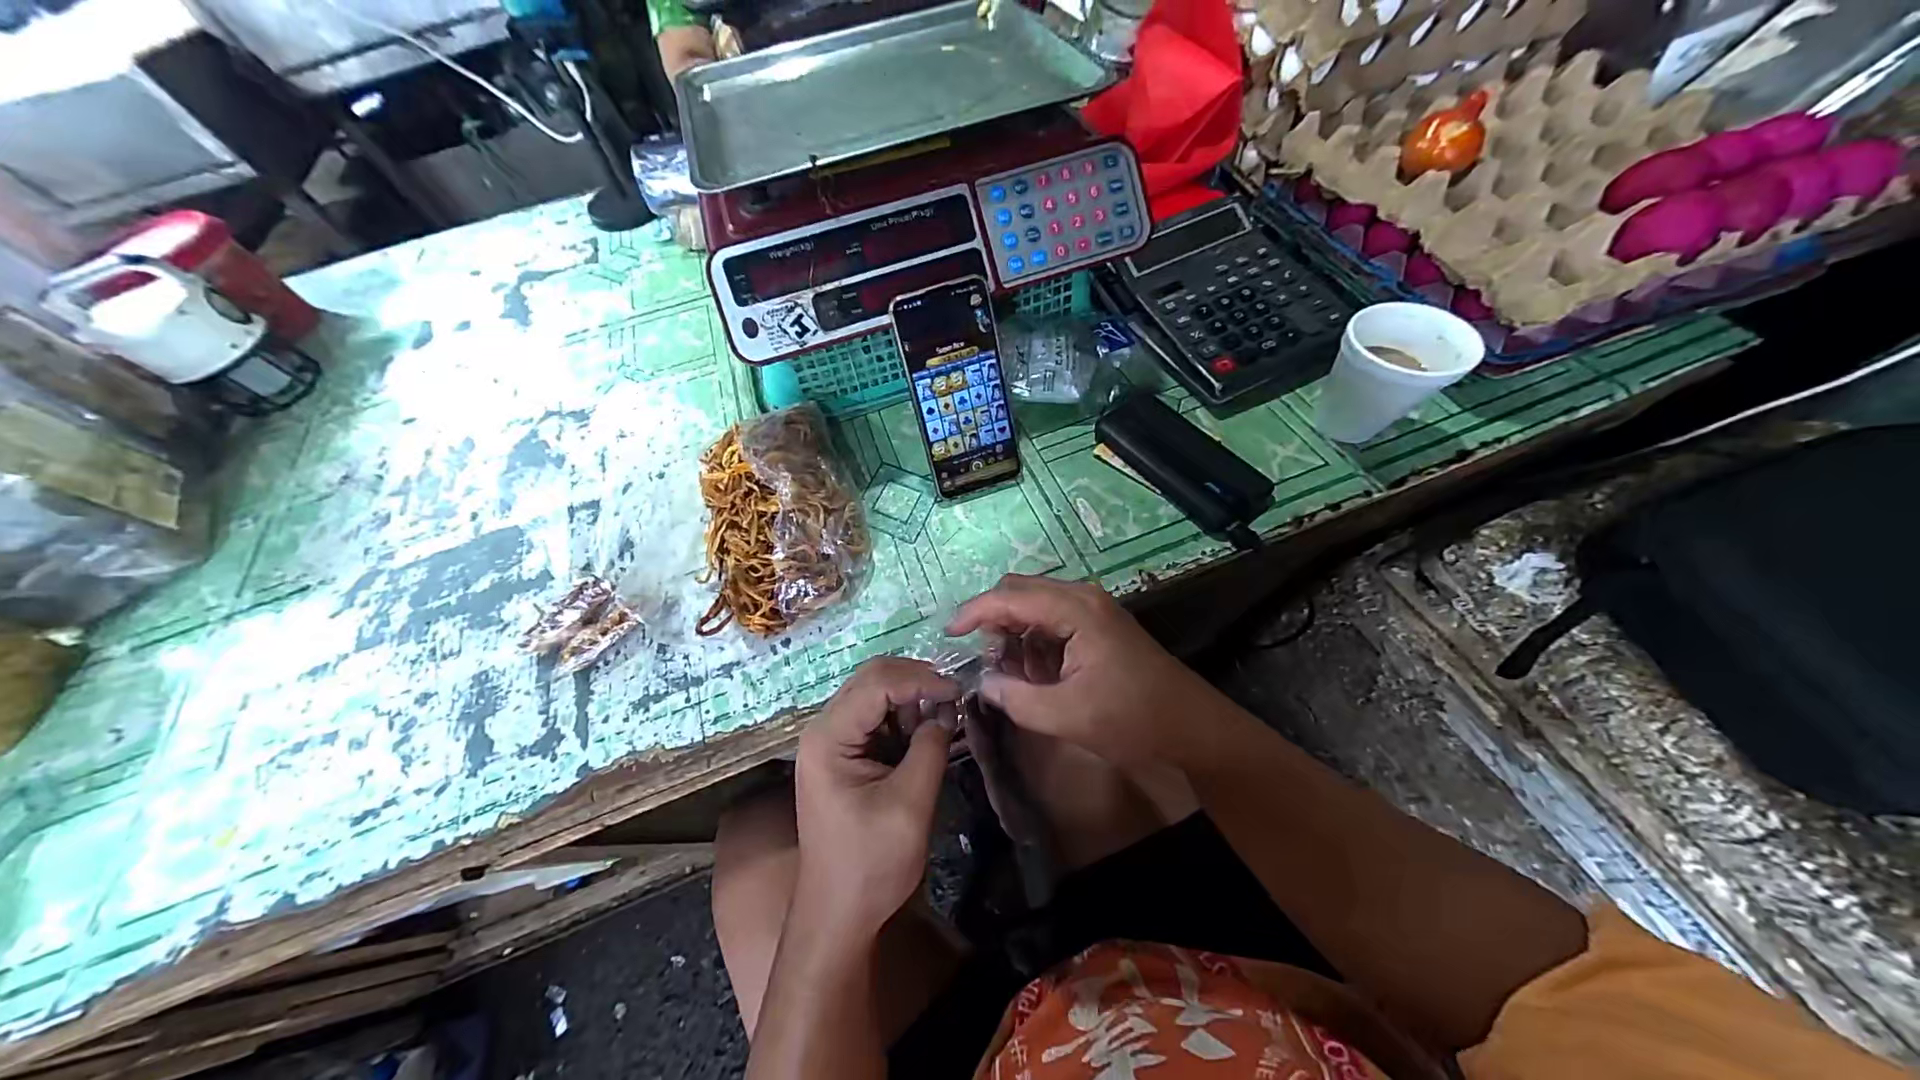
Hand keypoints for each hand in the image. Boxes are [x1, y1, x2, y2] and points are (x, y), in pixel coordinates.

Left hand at [793, 657, 956, 941]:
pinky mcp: (845, 757)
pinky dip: (904, 718)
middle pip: (871, 680)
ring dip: (911, 699)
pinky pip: (876, 720)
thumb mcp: (910, 804)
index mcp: (828, 738)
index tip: (959, 691)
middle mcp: (824, 730)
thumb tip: (948, 708)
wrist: (838, 914)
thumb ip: (929, 748)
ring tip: (944, 715)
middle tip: (954, 696)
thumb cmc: (870, 864)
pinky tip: (926, 730)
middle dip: (915, 681)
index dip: (920, 679)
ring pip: (875, 695)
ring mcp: (832, 743)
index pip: (876, 683)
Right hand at [946, 575, 1236, 768]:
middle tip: (978, 658)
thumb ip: (1014, 697)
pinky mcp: (1098, 627)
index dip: (973, 613)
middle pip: (1020, 592)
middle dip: (992, 621)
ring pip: (1035, 606)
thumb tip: (981, 682)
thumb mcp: (1065, 715)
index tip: (948, 635)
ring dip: (1013, 633)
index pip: (1009, 596)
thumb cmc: (1132, 719)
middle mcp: (1082, 598)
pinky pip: (1052, 621)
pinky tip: (1031, 673)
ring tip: (1005, 672)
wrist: (1192, 729)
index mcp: (1075, 609)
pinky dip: (1033, 641)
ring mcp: (1093, 610)